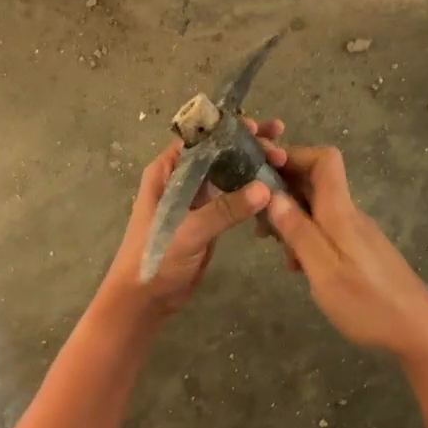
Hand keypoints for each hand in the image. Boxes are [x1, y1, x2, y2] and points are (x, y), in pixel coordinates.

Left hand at [102, 118, 286, 316]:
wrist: (144, 299)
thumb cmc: (154, 258)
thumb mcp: (188, 231)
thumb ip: (224, 209)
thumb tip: (265, 188)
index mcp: (166, 172)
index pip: (199, 139)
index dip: (227, 130)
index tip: (257, 128)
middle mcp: (181, 179)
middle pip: (218, 153)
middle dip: (247, 146)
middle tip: (279, 144)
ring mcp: (196, 200)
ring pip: (228, 173)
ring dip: (253, 166)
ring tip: (283, 159)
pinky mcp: (208, 220)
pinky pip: (233, 198)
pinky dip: (252, 191)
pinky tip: (274, 187)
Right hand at [263, 146, 427, 355]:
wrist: (419, 333)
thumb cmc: (369, 304)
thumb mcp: (324, 271)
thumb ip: (299, 233)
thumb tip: (273, 195)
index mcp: (341, 213)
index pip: (324, 159)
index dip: (294, 156)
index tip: (265, 173)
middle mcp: (351, 215)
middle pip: (316, 182)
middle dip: (283, 193)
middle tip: (261, 226)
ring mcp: (358, 233)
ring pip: (318, 209)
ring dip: (293, 221)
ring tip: (280, 254)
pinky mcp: (362, 252)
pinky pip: (328, 230)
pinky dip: (307, 239)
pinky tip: (301, 267)